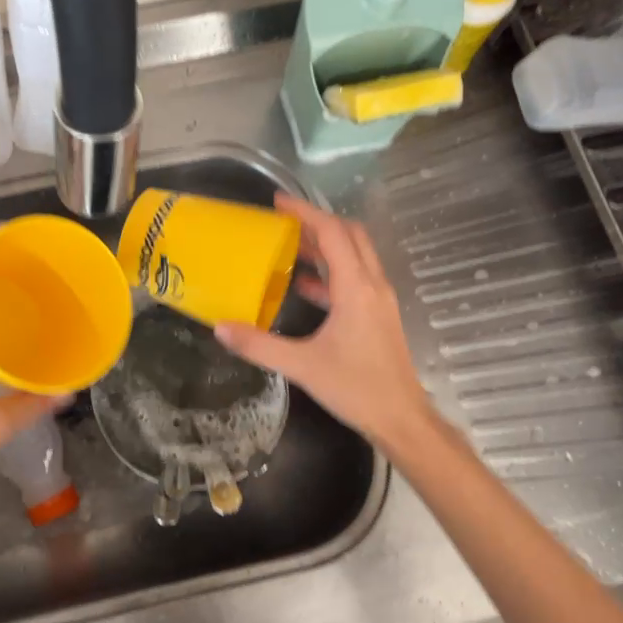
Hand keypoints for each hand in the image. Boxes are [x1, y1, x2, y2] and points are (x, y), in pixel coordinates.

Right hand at [214, 194, 433, 450]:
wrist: (402, 419)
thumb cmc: (357, 389)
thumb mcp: (302, 366)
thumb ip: (259, 345)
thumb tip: (220, 328)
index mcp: (356, 288)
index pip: (333, 233)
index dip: (305, 213)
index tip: (278, 203)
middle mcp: (372, 285)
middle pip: (349, 236)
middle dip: (317, 222)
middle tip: (283, 222)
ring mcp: (379, 300)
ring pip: (355, 255)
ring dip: (325, 246)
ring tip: (289, 247)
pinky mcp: (378, 315)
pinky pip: (355, 278)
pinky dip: (331, 272)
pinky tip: (305, 286)